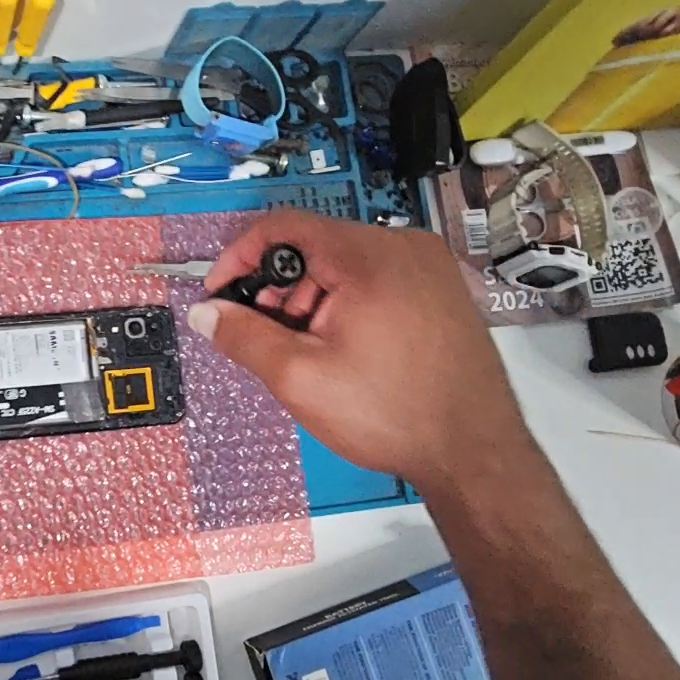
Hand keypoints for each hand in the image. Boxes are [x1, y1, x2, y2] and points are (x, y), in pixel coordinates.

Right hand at [189, 210, 533, 494]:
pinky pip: (372, 279)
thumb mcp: (299, 378)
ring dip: (309, 301)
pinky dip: (342, 304)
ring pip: (342, 265)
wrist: (474, 453)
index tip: (220, 295)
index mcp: (368, 256)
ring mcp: (428, 266)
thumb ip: (244, 337)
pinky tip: (342, 348)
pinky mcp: (439, 289)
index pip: (284, 226)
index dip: (239, 257)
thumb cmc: (387, 413)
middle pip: (313, 246)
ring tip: (310, 353)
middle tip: (267, 337)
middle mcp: (403, 246)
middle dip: (277, 290)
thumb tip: (204, 312)